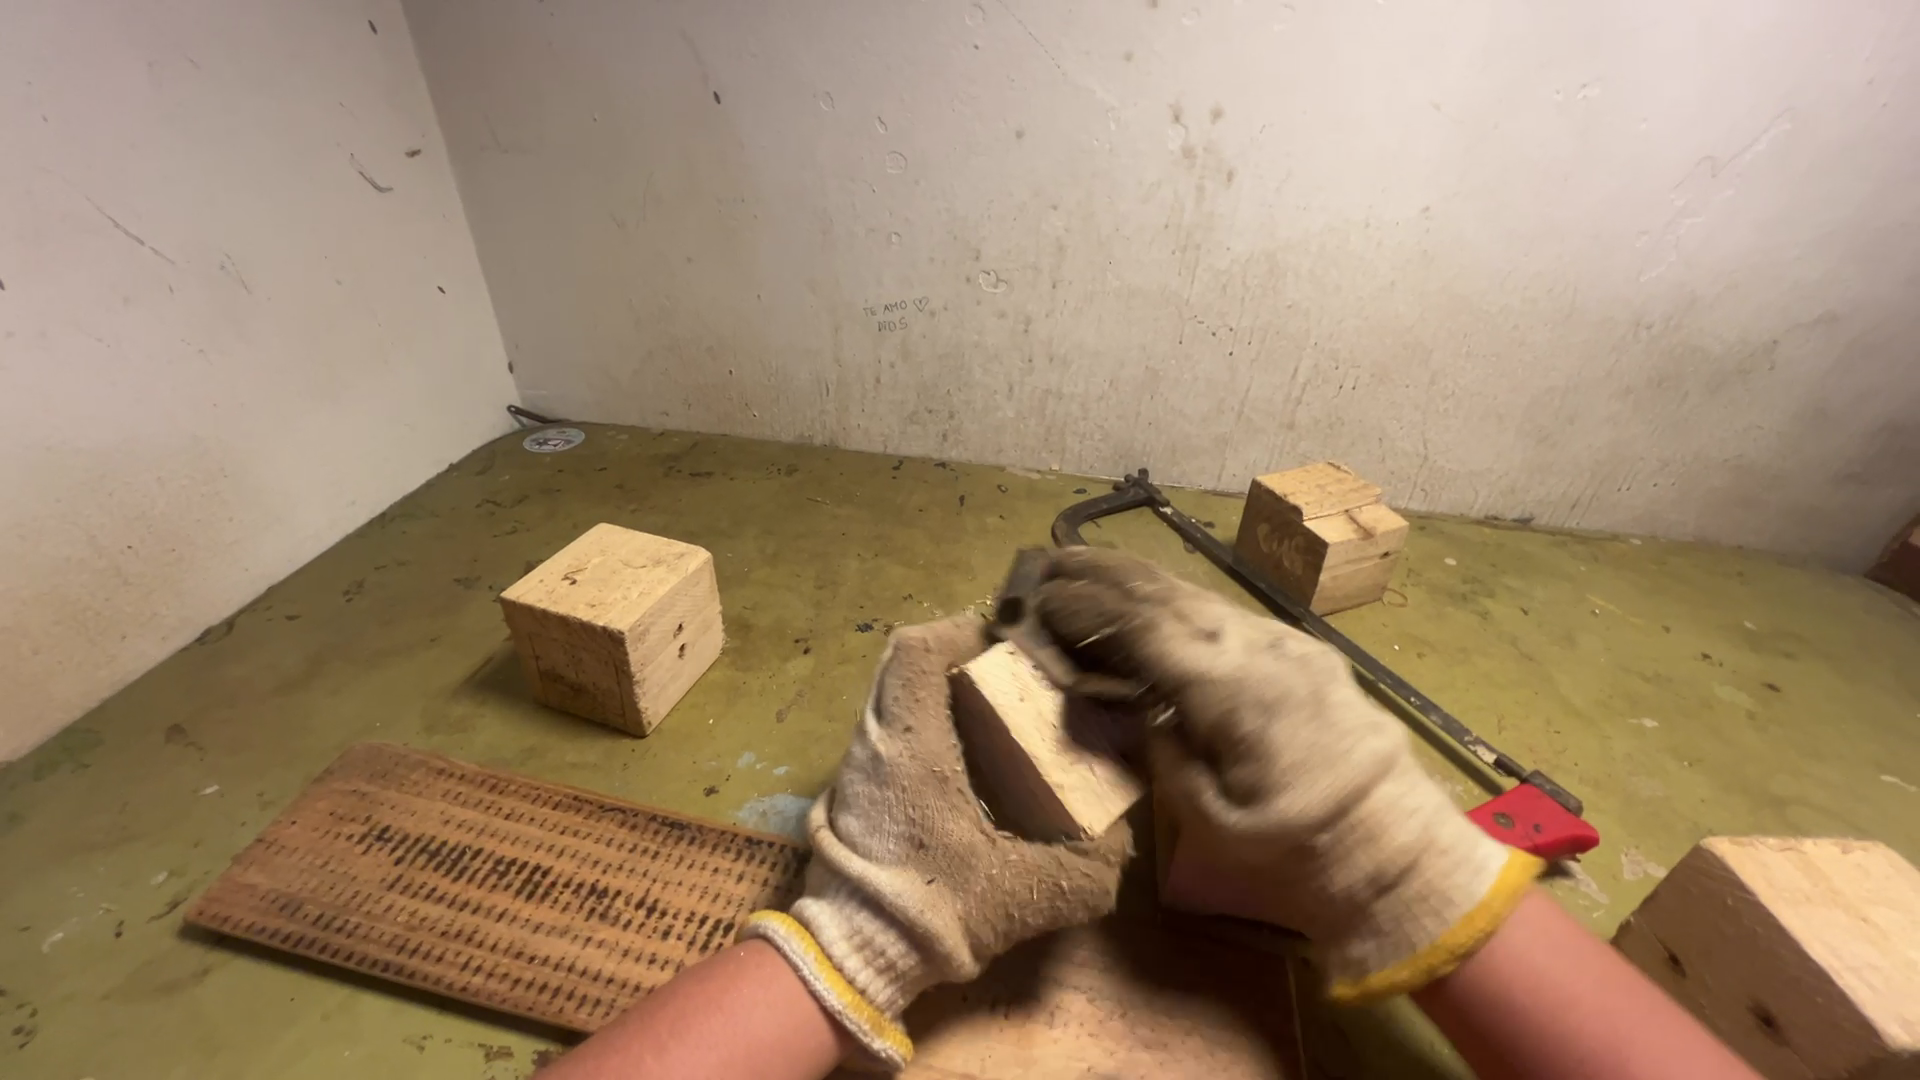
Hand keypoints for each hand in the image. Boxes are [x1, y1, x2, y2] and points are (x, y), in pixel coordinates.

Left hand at [742, 615, 1131, 1069]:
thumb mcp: (1022, 891)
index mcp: (912, 744)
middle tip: (1003, 671)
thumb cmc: (930, 910)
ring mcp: (859, 758)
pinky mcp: (855, 780)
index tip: (1006, 642)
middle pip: (901, 659)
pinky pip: (889, 719)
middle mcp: (877, 738)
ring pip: (893, 687)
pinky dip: (923, 712)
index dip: (961, 630)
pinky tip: (963, 749)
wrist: (852, 957)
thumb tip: (1122, 839)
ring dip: (936, 682)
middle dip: (952, 652)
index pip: (917, 650)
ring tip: (989, 703)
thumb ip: (1085, 867)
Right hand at [1035, 548, 1538, 1003]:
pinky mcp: (1292, 643)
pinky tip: (1145, 598)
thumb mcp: (1212, 818)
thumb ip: (1162, 752)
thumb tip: (1127, 703)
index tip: (1042, 599)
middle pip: (1163, 593)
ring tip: (1083, 566)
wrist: (1394, 840)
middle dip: (1100, 572)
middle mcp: (1251, 646)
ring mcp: (1276, 639)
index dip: (1088, 610)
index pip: (1142, 630)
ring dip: (1132, 577)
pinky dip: (1169, 597)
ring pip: (1192, 592)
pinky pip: (1217, 608)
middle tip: (1049, 560)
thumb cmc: (1296, 843)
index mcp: (1228, 689)